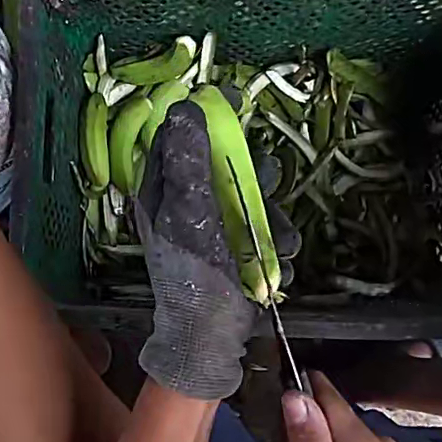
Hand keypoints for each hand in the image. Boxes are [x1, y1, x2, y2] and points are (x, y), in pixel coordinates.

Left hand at [134, 101, 254, 399]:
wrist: (211, 338)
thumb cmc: (195, 277)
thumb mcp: (190, 215)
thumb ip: (189, 164)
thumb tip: (185, 108)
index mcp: (162, 191)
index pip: (178, 136)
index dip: (204, 117)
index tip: (235, 104)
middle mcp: (185, 202)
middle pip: (221, 163)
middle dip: (249, 174)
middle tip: (264, 182)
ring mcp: (211, 225)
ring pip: (248, 195)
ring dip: (270, 216)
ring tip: (279, 241)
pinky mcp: (234, 245)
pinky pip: (259, 227)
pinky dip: (273, 241)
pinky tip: (277, 259)